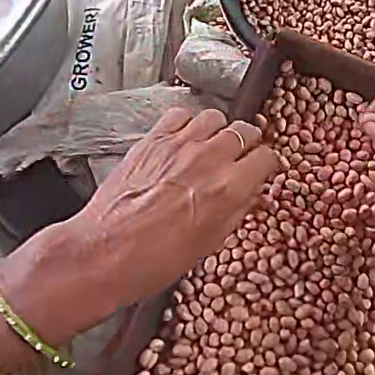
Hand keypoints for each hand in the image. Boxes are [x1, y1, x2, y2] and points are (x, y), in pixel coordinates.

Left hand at [12, 108, 280, 332]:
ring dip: (219, 130)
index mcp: (230, 188)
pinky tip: (184, 139)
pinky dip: (188, 123)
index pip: (266, 157)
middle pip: (244, 131)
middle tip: (242, 158)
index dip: (268, 164)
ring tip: (213, 146)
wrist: (105, 252)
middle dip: (248, 144)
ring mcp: (178, 145)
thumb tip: (252, 196)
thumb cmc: (155, 259)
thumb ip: (237, 211)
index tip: (265, 169)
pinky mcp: (152, 140)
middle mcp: (209, 159)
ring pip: (215, 117)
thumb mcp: (210, 243)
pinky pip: (180, 115)